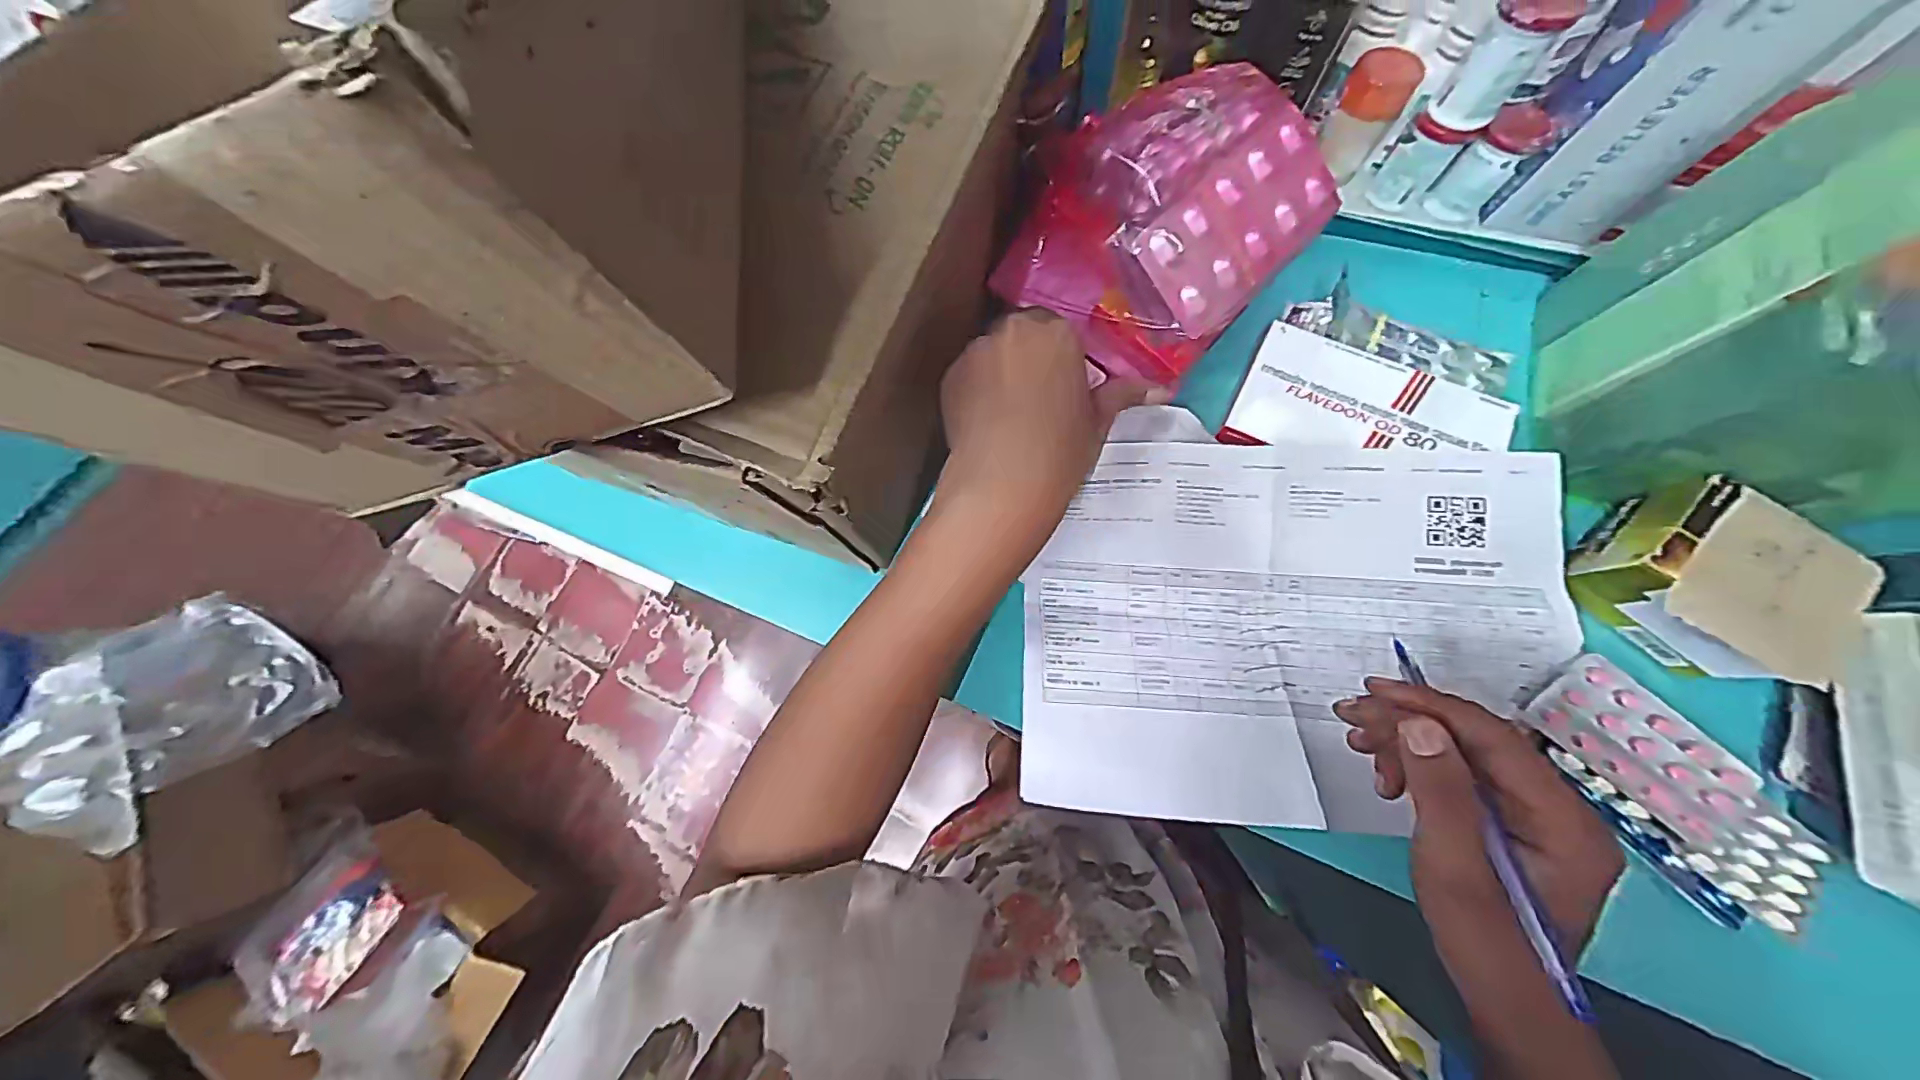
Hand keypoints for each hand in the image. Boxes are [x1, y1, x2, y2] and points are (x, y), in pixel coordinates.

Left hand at [938, 310, 1164, 542]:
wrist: (1001, 485)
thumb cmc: (1058, 454)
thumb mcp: (1096, 424)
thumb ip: (1121, 396)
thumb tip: (1159, 389)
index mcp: (1057, 333)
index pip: (1061, 331)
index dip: (1063, 359)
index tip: (1065, 385)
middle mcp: (1013, 331)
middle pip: (1024, 335)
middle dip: (1031, 358)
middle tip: (1040, 398)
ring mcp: (977, 352)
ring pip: (994, 353)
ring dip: (1002, 370)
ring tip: (1010, 412)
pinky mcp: (950, 376)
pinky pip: (970, 374)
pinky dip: (977, 388)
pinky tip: (986, 419)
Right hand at [1335, 678, 1623, 954]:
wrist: (1500, 995)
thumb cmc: (1482, 939)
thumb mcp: (1454, 862)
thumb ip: (1441, 790)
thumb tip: (1419, 725)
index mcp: (1563, 819)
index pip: (1492, 737)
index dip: (1430, 707)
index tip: (1377, 693)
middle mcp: (1557, 808)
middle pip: (1476, 740)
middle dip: (1409, 722)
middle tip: (1354, 715)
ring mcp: (1534, 815)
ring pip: (1462, 753)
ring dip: (1407, 742)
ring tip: (1362, 745)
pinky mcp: (1507, 821)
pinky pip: (1459, 774)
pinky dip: (1417, 766)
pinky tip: (1389, 777)